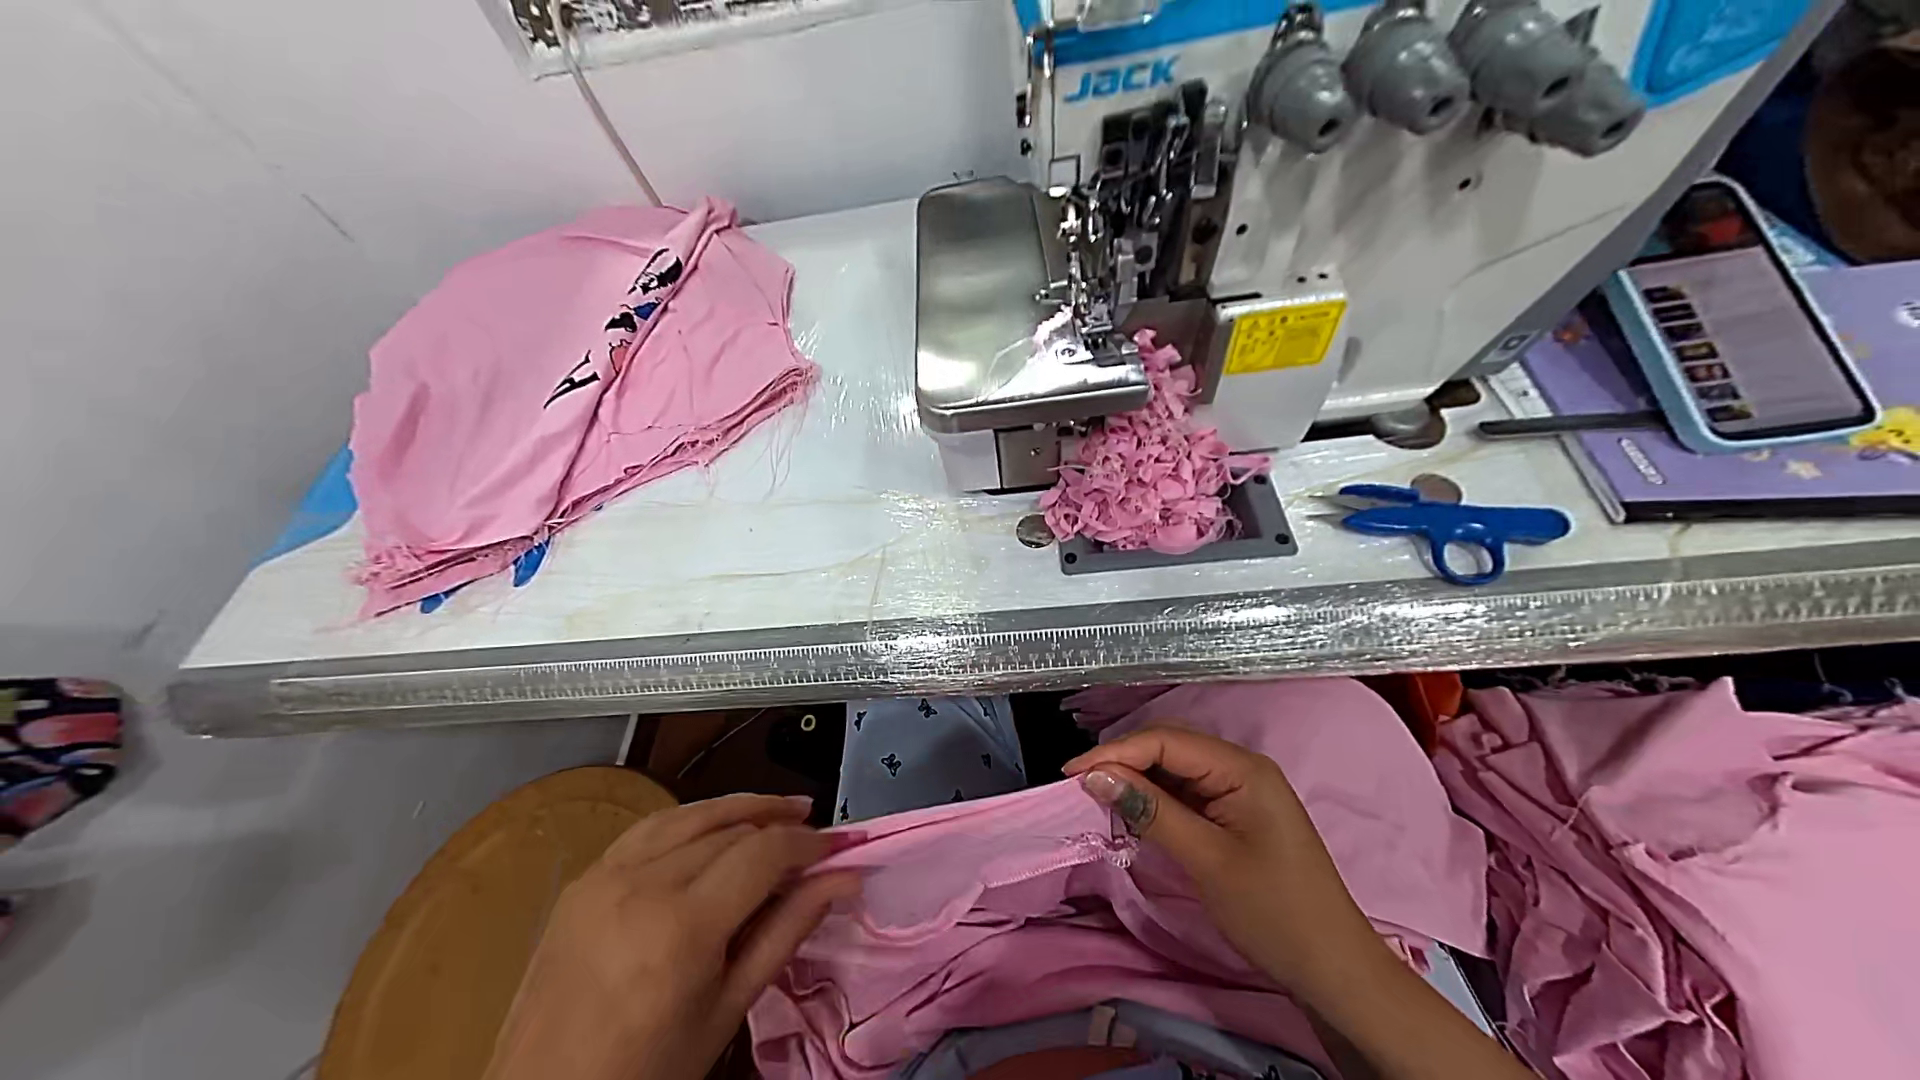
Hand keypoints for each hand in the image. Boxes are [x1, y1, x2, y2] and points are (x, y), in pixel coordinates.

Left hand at [483, 793, 859, 1079]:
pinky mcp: (584, 879)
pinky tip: (717, 824)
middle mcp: (643, 886)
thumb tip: (844, 879)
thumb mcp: (730, 1007)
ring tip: (781, 810)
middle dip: (781, 826)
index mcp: (683, 927)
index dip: (809, 842)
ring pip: (693, 814)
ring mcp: (605, 876)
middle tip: (814, 839)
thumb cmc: (648, 1072)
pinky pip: (651, 828)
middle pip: (732, 829)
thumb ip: (789, 929)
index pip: (764, 852)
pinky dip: (694, 818)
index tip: (837, 846)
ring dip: (743, 807)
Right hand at [1064, 726, 1385, 999]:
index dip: (1115, 752)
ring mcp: (1239, 791)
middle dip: (1123, 762)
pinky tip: (1133, 813)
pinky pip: (1185, 793)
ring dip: (1137, 781)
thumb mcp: (1206, 859)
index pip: (1165, 741)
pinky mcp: (1234, 814)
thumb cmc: (1274, 912)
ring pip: (1174, 770)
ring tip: (1098, 798)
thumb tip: (1096, 776)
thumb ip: (1150, 810)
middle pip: (1169, 747)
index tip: (1071, 774)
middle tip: (1080, 787)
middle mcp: (1240, 768)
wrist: (1334, 971)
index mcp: (1242, 768)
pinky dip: (1155, 800)